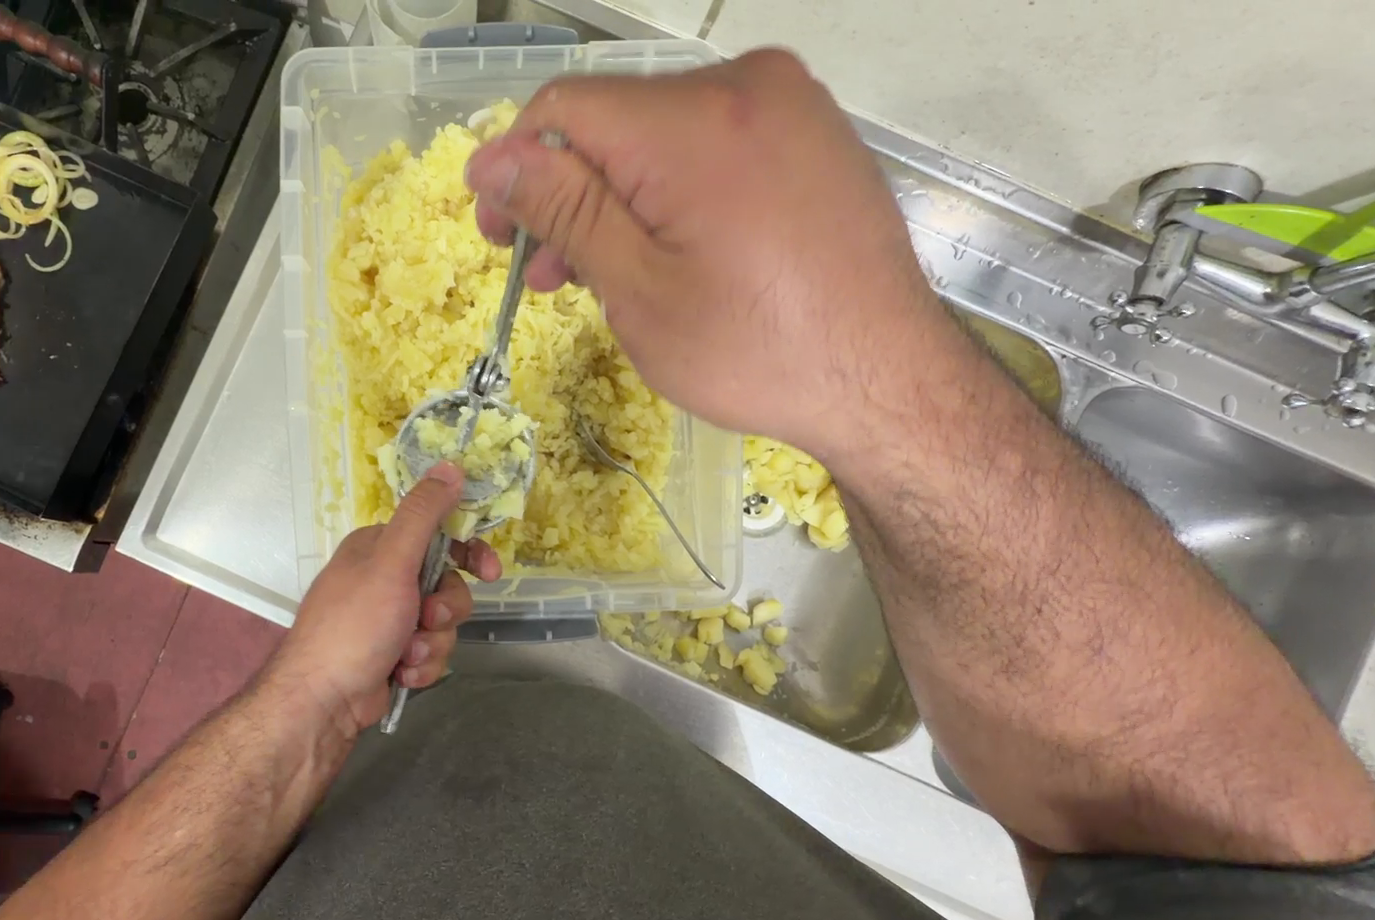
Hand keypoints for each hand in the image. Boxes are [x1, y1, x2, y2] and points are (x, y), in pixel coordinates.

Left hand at [263, 464, 501, 737]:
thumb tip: (450, 466)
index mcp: (378, 547)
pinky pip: (429, 653)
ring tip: (404, 657)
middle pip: (447, 585)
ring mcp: (387, 620)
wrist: (324, 700)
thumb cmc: (355, 624)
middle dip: (444, 611)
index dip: (469, 553)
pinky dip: (421, 667)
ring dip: (431, 644)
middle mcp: (383, 579)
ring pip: (442, 625)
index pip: (437, 536)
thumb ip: (424, 515)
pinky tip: (400, 676)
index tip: (491, 572)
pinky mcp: (392, 655)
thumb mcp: (392, 561)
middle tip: (427, 622)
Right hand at [464, 50, 960, 458]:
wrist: (884, 379)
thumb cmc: (752, 349)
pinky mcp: (811, 137)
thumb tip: (491, 160)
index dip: (515, 166)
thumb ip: (563, 210)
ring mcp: (789, 105)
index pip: (564, 108)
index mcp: (693, 121)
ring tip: (598, 276)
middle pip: (614, 122)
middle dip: (566, 194)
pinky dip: (669, 194)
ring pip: (660, 138)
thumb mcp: (638, 288)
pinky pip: (712, 147)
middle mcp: (745, 84)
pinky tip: (663, 253)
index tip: (498, 234)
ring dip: (615, 200)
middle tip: (546, 272)